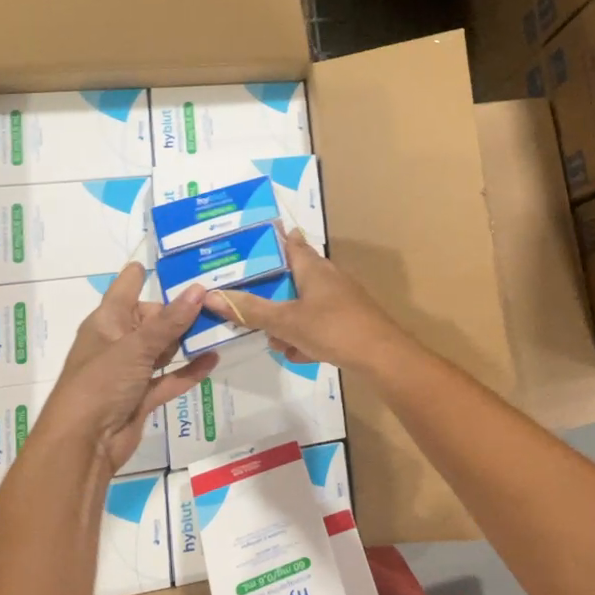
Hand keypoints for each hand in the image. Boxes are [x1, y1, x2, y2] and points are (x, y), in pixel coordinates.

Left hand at [44, 263, 216, 473]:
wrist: (82, 445)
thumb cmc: (99, 384)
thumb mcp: (136, 347)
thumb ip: (171, 321)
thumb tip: (200, 289)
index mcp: (106, 322)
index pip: (125, 288)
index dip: (143, 273)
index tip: (171, 259)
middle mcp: (117, 343)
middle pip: (153, 319)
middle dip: (182, 310)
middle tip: (219, 296)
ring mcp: (130, 372)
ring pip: (164, 348)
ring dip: (188, 340)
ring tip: (224, 323)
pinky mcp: (142, 396)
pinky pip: (171, 378)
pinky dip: (190, 370)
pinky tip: (213, 359)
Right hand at [201, 230, 419, 373]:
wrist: (381, 355)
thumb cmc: (333, 328)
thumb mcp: (286, 321)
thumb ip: (250, 310)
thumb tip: (212, 295)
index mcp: (313, 268)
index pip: (291, 242)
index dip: (273, 238)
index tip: (251, 238)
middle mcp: (328, 277)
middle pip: (292, 278)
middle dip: (271, 298)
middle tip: (250, 312)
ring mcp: (340, 299)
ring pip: (303, 305)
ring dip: (288, 324)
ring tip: (279, 343)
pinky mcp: (348, 320)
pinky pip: (317, 324)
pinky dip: (306, 337)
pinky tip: (301, 354)